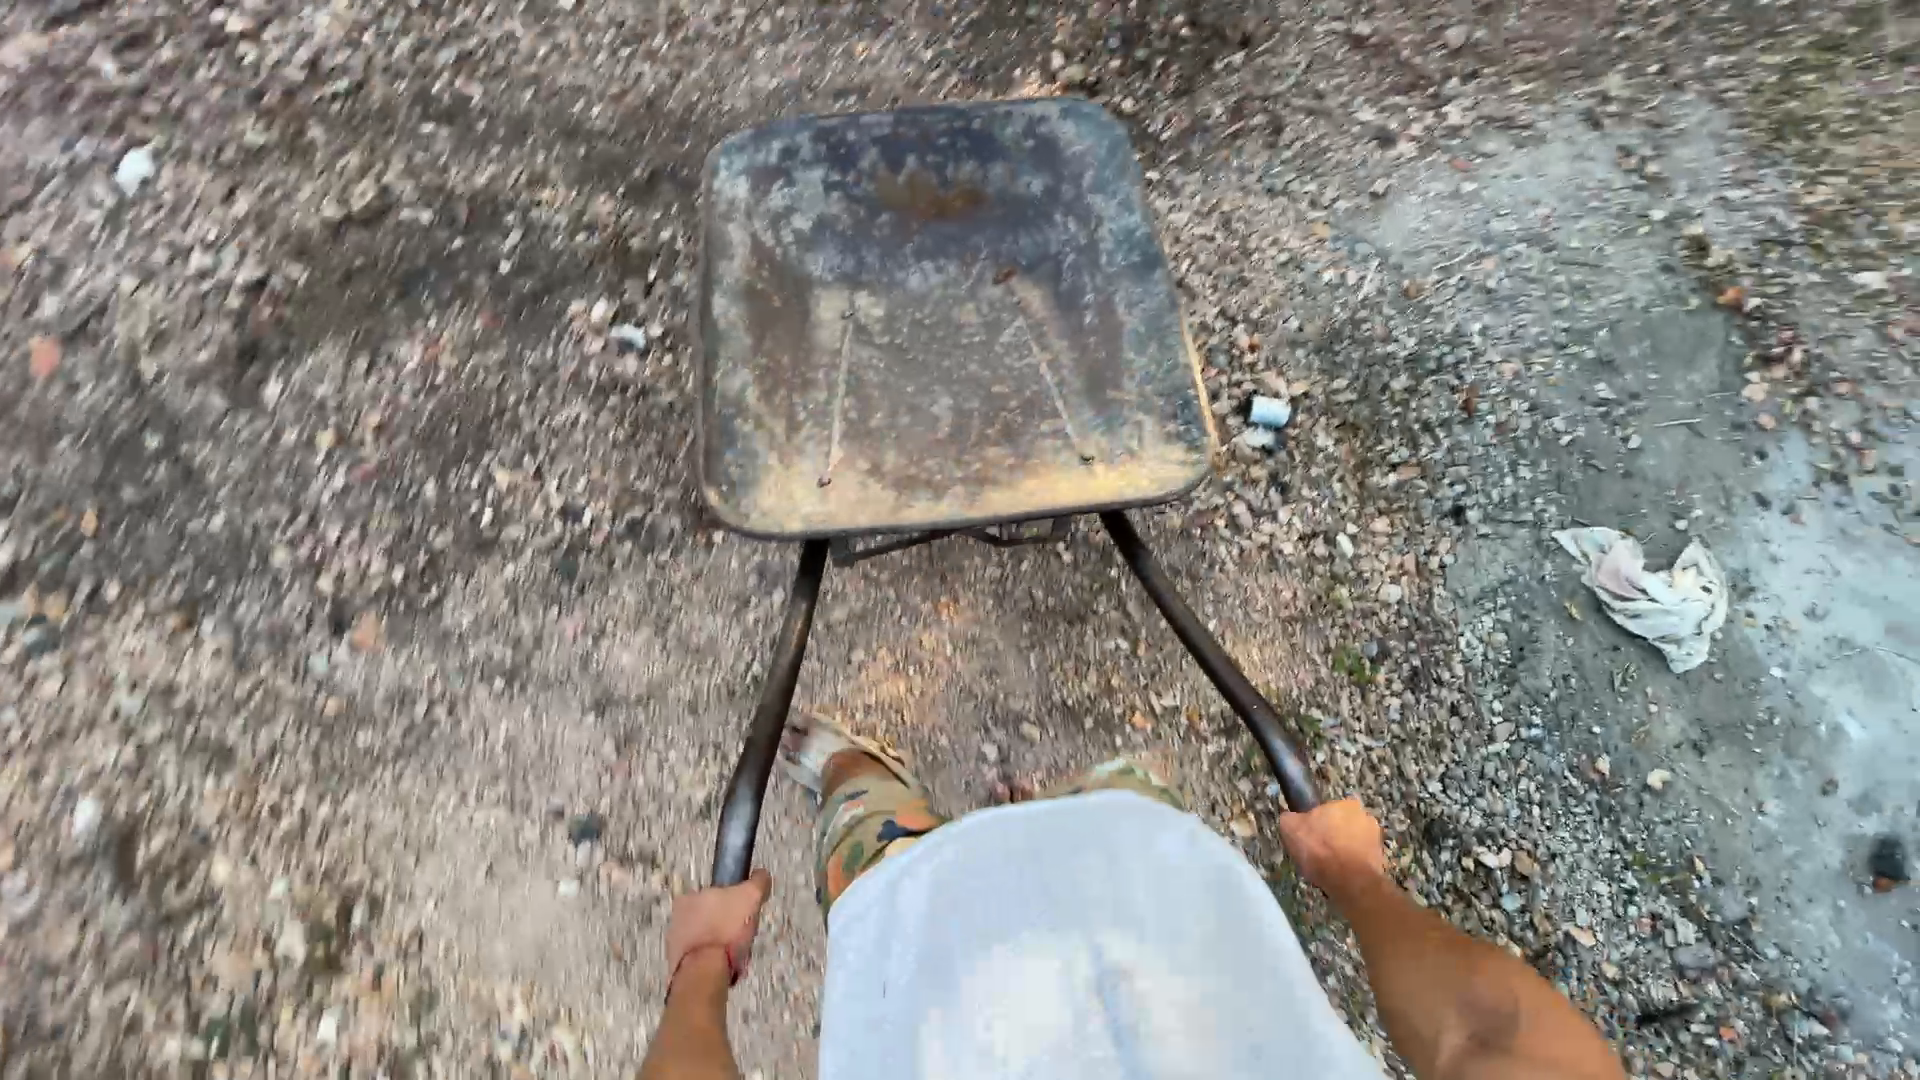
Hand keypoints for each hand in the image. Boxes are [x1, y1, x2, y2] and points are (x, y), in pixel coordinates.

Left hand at [664, 869, 771, 983]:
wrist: (705, 972)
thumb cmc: (727, 928)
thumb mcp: (751, 895)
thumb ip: (758, 881)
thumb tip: (760, 874)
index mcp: (687, 897)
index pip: (714, 893)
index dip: (732, 901)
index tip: (743, 912)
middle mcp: (676, 918)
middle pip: (710, 916)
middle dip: (726, 923)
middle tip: (742, 933)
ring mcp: (675, 944)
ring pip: (706, 937)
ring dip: (720, 943)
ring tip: (736, 952)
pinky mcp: (677, 966)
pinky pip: (701, 958)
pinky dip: (713, 960)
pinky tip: (726, 965)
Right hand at [1277, 798, 1386, 898]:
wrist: (1348, 881)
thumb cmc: (1319, 848)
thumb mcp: (1289, 827)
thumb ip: (1290, 817)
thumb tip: (1291, 817)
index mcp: (1346, 803)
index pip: (1329, 809)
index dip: (1318, 822)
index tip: (1310, 835)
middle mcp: (1366, 817)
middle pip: (1343, 825)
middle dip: (1333, 836)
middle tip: (1318, 850)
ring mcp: (1376, 840)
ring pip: (1353, 843)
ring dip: (1344, 851)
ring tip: (1328, 867)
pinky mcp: (1381, 862)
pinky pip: (1360, 860)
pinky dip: (1351, 866)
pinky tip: (1339, 875)